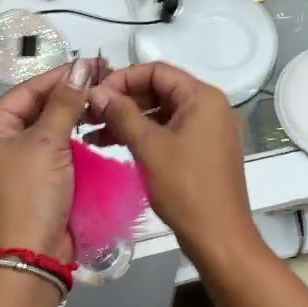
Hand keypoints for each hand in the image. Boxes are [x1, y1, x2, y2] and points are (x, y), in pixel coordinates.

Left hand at [0, 59, 97, 260]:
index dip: (60, 77)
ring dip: (73, 121)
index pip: (26, 91)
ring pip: (46, 134)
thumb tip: (82, 66)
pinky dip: (72, 145)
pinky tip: (94, 134)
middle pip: (35, 111)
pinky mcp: (32, 187)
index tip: (93, 65)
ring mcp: (13, 168)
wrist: (29, 255)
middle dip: (68, 98)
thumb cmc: (29, 193)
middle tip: (104, 84)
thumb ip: (66, 102)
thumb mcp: (47, 142)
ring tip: (103, 106)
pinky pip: (53, 156)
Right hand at [88, 63, 258, 253]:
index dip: (123, 78)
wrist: (218, 236)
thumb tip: (97, 91)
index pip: (158, 71)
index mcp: (203, 97)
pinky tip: (115, 145)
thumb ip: (121, 114)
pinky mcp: (204, 151)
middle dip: (123, 101)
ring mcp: (209, 130)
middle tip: (89, 115)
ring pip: (163, 114)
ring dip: (130, 120)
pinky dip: (145, 136)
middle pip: (160, 91)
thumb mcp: (149, 147)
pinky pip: (171, 132)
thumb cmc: (185, 187)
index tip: (94, 94)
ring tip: (93, 134)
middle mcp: (211, 107)